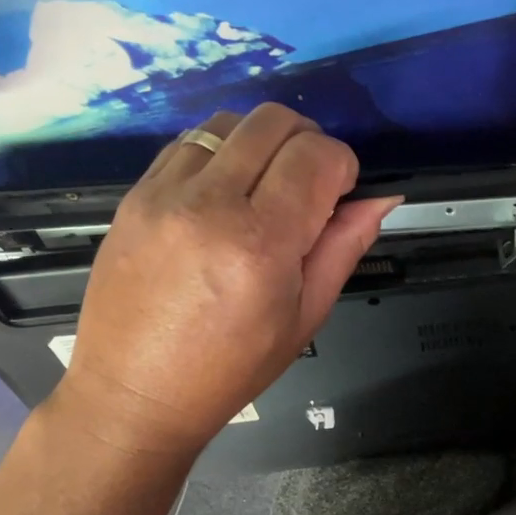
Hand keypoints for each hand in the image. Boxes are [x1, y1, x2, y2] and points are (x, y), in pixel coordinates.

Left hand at [49, 105, 397, 457]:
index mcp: (259, 244)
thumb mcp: (307, 314)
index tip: (340, 193)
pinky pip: (187, 141)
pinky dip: (219, 151)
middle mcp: (207, 206)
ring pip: (228, 121)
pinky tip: (225, 189)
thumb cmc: (229, 367)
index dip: (342, 165)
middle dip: (307, 140)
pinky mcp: (134, 196)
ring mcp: (163, 195)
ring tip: (265, 185)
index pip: (316, 155)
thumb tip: (381, 197)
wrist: (134, 393)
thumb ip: (346, 244)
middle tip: (309, 183)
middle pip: (272, 121)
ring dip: (261, 142)